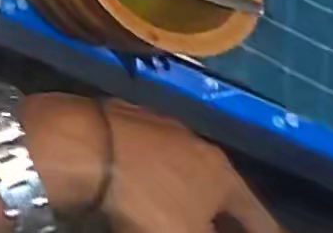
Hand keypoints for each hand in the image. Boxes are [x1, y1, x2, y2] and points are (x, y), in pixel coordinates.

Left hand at [23, 94, 280, 232]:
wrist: (73, 142)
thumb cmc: (142, 198)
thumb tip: (202, 226)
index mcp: (220, 169)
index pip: (258, 218)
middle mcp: (189, 136)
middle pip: (218, 187)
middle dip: (222, 216)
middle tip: (213, 226)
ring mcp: (146, 118)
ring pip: (178, 164)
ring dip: (184, 190)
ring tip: (180, 211)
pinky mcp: (111, 112)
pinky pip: (141, 149)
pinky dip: (149, 169)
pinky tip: (140, 182)